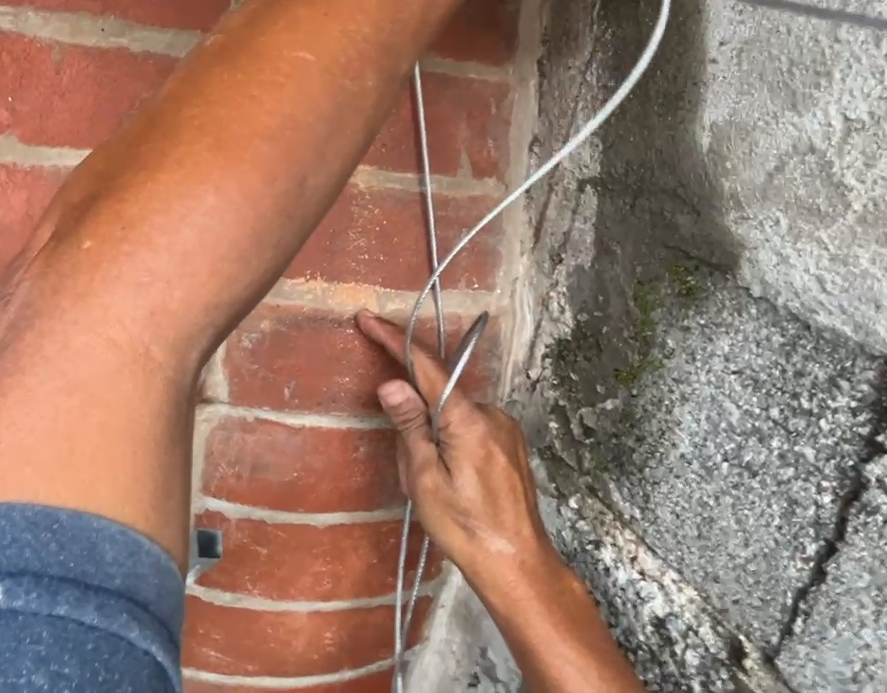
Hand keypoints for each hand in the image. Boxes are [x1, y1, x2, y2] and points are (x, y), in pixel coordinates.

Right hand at [355, 311, 559, 579]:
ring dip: (432, 433)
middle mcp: (491, 414)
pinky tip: (452, 480)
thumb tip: (391, 384)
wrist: (519, 568)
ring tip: (434, 486)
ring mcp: (505, 428)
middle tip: (410, 467)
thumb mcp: (425, 480)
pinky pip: (469, 425)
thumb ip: (410, 427)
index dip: (394, 339)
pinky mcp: (509, 443)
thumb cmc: (465, 529)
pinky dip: (449, 438)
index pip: (426, 365)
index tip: (367, 319)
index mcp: (469, 420)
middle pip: (438, 391)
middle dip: (413, 416)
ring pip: (453, 412)